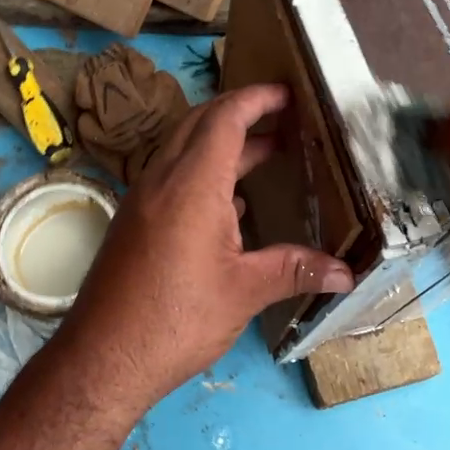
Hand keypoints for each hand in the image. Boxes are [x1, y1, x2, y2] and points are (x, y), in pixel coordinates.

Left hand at [58, 84, 354, 408]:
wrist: (102, 356)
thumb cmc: (176, 319)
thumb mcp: (243, 292)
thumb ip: (294, 270)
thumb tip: (346, 274)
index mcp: (193, 184)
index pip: (225, 118)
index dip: (256, 98)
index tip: (286, 92)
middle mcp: (162, 178)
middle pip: (200, 122)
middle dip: (240, 112)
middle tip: (281, 116)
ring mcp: (142, 198)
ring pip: (183, 148)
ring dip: (221, 142)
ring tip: (265, 153)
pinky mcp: (133, 219)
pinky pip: (171, 175)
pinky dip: (202, 171)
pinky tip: (230, 203)